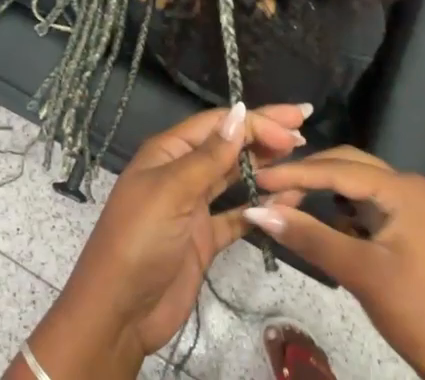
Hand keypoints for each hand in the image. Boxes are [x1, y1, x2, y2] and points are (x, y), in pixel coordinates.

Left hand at [14, 103, 309, 376]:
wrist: (119, 312)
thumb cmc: (139, 240)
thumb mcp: (172, 192)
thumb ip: (209, 156)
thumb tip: (240, 112)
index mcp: (168, 153)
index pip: (217, 125)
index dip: (254, 121)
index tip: (293, 126)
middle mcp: (182, 173)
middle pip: (228, 145)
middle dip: (264, 134)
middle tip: (305, 126)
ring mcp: (194, 207)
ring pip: (236, 177)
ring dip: (266, 166)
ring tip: (302, 158)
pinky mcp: (205, 239)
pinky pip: (239, 215)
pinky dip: (262, 207)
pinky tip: (289, 200)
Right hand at [246, 148, 424, 379]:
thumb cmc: (418, 312)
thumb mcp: (359, 272)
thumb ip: (309, 237)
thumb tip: (257, 211)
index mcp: (402, 188)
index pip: (337, 168)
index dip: (293, 173)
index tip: (255, 178)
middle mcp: (408, 187)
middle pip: (347, 166)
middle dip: (306, 176)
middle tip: (267, 192)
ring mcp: (411, 208)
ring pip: (355, 186)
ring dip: (321, 192)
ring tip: (286, 205)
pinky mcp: (409, 230)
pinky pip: (366, 206)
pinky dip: (339, 211)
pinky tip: (321, 225)